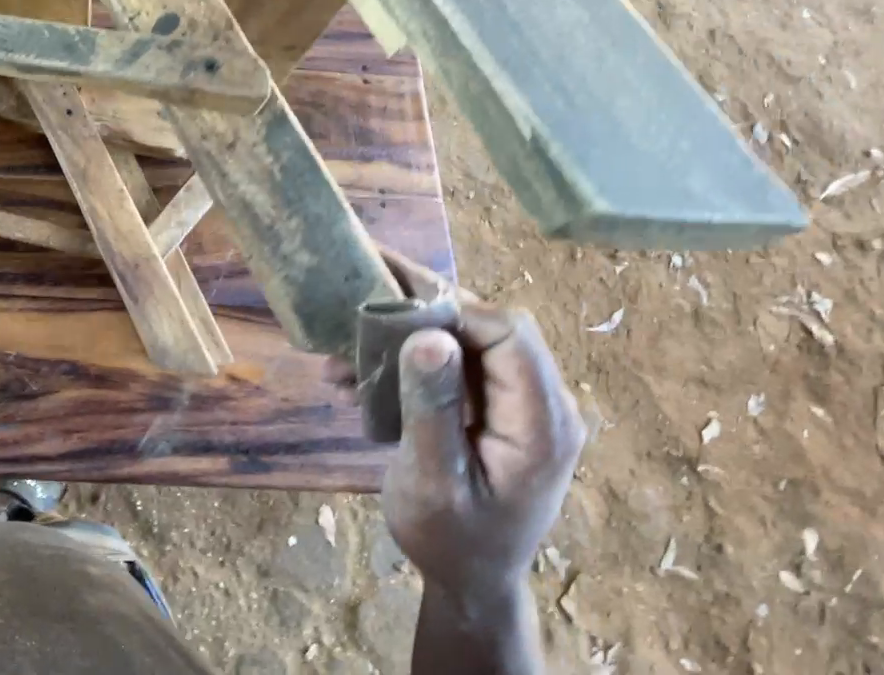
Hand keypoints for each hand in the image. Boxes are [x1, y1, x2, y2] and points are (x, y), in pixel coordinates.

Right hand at [381, 305, 583, 610]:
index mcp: (540, 422)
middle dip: (418, 311)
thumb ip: (433, 408)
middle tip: (355, 301)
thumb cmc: (450, 539)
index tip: (387, 313)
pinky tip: (358, 376)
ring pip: (465, 340)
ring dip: (404, 337)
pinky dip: (407, 361)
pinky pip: (455, 365)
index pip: (508, 333)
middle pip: (487, 327)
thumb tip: (429, 336)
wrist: (468, 582)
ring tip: (342, 353)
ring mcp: (519, 404)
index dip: (451, 311)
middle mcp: (541, 402)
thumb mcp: (432, 480)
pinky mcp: (495, 409)